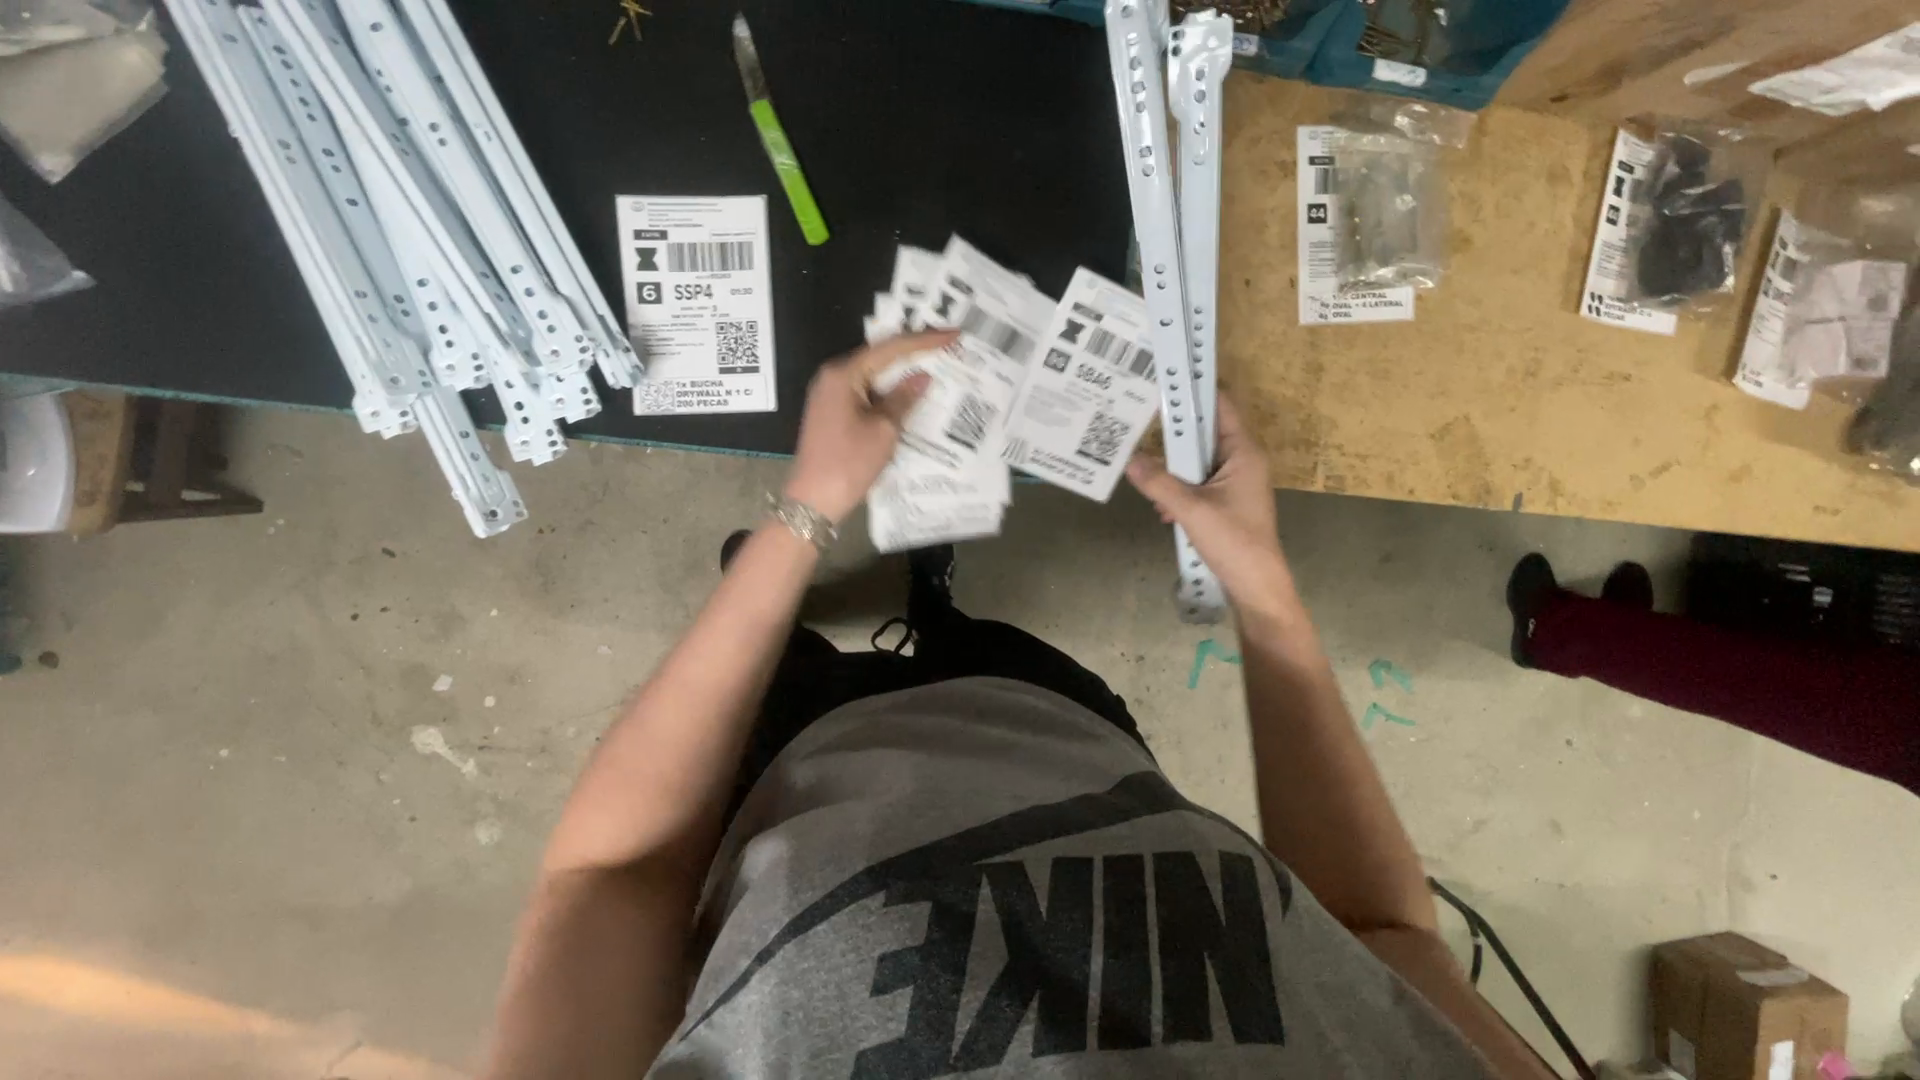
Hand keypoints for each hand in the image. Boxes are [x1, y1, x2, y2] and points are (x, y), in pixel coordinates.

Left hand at [781, 331, 952, 521]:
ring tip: (935, 366)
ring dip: (902, 373)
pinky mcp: (832, 412)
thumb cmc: (848, 465)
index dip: (923, 341)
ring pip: (873, 375)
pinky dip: (888, 392)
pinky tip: (909, 395)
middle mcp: (833, 377)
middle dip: (913, 352)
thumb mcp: (883, 431)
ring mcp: (830, 395)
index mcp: (843, 375)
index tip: (953, 335)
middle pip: (879, 356)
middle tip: (947, 346)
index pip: (889, 349)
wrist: (813, 502)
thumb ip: (903, 399)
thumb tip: (922, 377)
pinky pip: (865, 392)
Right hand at [1125, 396, 1295, 620]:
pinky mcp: (1227, 502)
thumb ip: (1159, 483)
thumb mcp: (1191, 510)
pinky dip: (1180, 490)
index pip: (1220, 405)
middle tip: (1141, 422)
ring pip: (1198, 461)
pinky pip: (1199, 482)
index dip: (1194, 391)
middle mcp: (1242, 460)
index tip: (1165, 381)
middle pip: (1204, 432)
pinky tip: (1163, 509)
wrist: (1255, 583)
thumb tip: (1130, 460)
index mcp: (1243, 452)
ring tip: (1147, 475)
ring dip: (1174, 469)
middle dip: (1174, 434)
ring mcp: (1236, 482)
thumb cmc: (1233, 541)